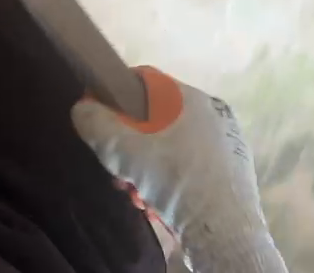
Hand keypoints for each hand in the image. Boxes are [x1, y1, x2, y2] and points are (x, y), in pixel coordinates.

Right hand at [72, 68, 286, 272]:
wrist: (225, 233)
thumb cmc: (175, 179)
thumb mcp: (123, 150)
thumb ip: (96, 124)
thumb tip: (81, 108)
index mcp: (190, 96)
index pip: (144, 81)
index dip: (115, 97)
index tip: (99, 120)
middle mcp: (212, 113)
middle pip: (156, 119)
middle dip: (130, 146)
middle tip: (118, 171)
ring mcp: (224, 144)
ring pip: (171, 147)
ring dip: (146, 169)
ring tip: (136, 194)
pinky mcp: (231, 174)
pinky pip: (189, 168)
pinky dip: (169, 183)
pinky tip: (158, 205)